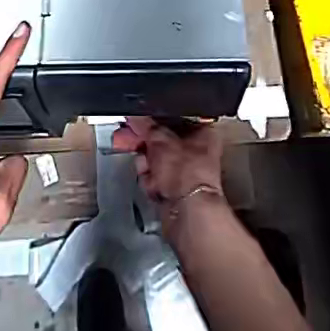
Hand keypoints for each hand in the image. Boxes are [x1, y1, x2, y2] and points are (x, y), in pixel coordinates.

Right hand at [111, 116, 225, 224]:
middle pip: (162, 141)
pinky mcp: (175, 190)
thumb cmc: (187, 173)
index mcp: (202, 133)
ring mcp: (185, 172)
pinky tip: (152, 185)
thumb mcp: (161, 140)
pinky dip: (150, 181)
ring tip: (146, 169)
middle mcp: (197, 151)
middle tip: (126, 139)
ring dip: (146, 165)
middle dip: (143, 144)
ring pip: (156, 161)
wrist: (188, 214)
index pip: (173, 119)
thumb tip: (137, 116)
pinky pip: (156, 179)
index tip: (136, 120)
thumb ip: (146, 125)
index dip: (152, 119)